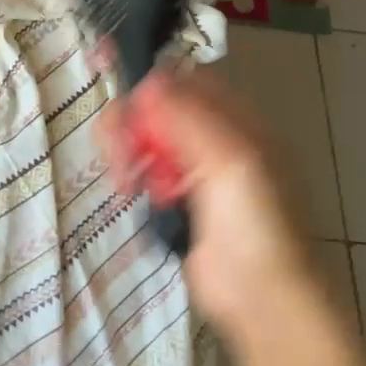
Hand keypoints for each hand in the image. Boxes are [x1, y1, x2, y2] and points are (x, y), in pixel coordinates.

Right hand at [99, 69, 317, 338]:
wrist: (264, 297)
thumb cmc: (256, 227)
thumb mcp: (230, 162)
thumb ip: (188, 118)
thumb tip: (149, 80)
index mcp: (238, 123)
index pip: (185, 79)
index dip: (146, 74)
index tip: (102, 68)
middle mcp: (216, 140)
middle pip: (155, 108)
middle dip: (130, 124)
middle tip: (121, 153)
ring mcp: (195, 171)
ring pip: (144, 139)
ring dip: (127, 153)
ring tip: (128, 182)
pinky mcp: (176, 200)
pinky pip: (143, 171)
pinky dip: (132, 176)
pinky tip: (135, 194)